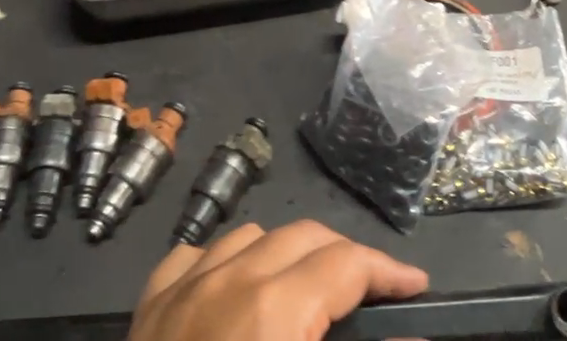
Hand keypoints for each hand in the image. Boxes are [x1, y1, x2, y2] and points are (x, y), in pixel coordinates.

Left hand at [128, 221, 428, 340]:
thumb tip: (409, 337)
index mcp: (276, 307)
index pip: (348, 263)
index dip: (389, 271)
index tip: (416, 287)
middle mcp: (231, 278)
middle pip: (305, 236)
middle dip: (345, 257)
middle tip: (370, 294)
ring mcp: (184, 287)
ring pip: (250, 236)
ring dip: (286, 253)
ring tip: (306, 288)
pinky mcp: (150, 304)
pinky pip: (195, 256)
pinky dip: (225, 262)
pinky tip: (234, 288)